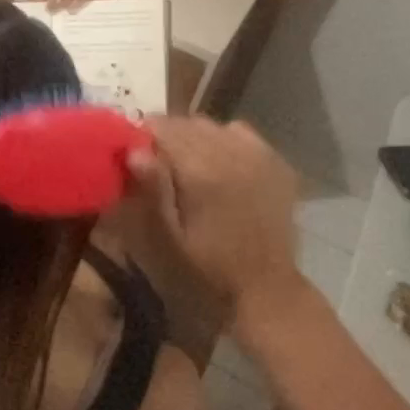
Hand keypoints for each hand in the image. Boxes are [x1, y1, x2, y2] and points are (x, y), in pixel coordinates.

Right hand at [127, 117, 305, 318]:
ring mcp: (258, 155)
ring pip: (213, 125)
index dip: (143, 135)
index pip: (161, 128)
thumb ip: (153, 189)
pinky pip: (240, 133)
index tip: (134, 152)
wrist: (266, 286)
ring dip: (194, 136)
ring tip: (188, 161)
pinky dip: (224, 140)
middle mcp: (231, 153)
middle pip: (186, 122)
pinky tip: (221, 163)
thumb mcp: (170, 236)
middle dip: (166, 135)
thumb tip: (133, 150)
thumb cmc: (209, 266)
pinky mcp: (276, 162)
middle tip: (158, 161)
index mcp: (201, 172)